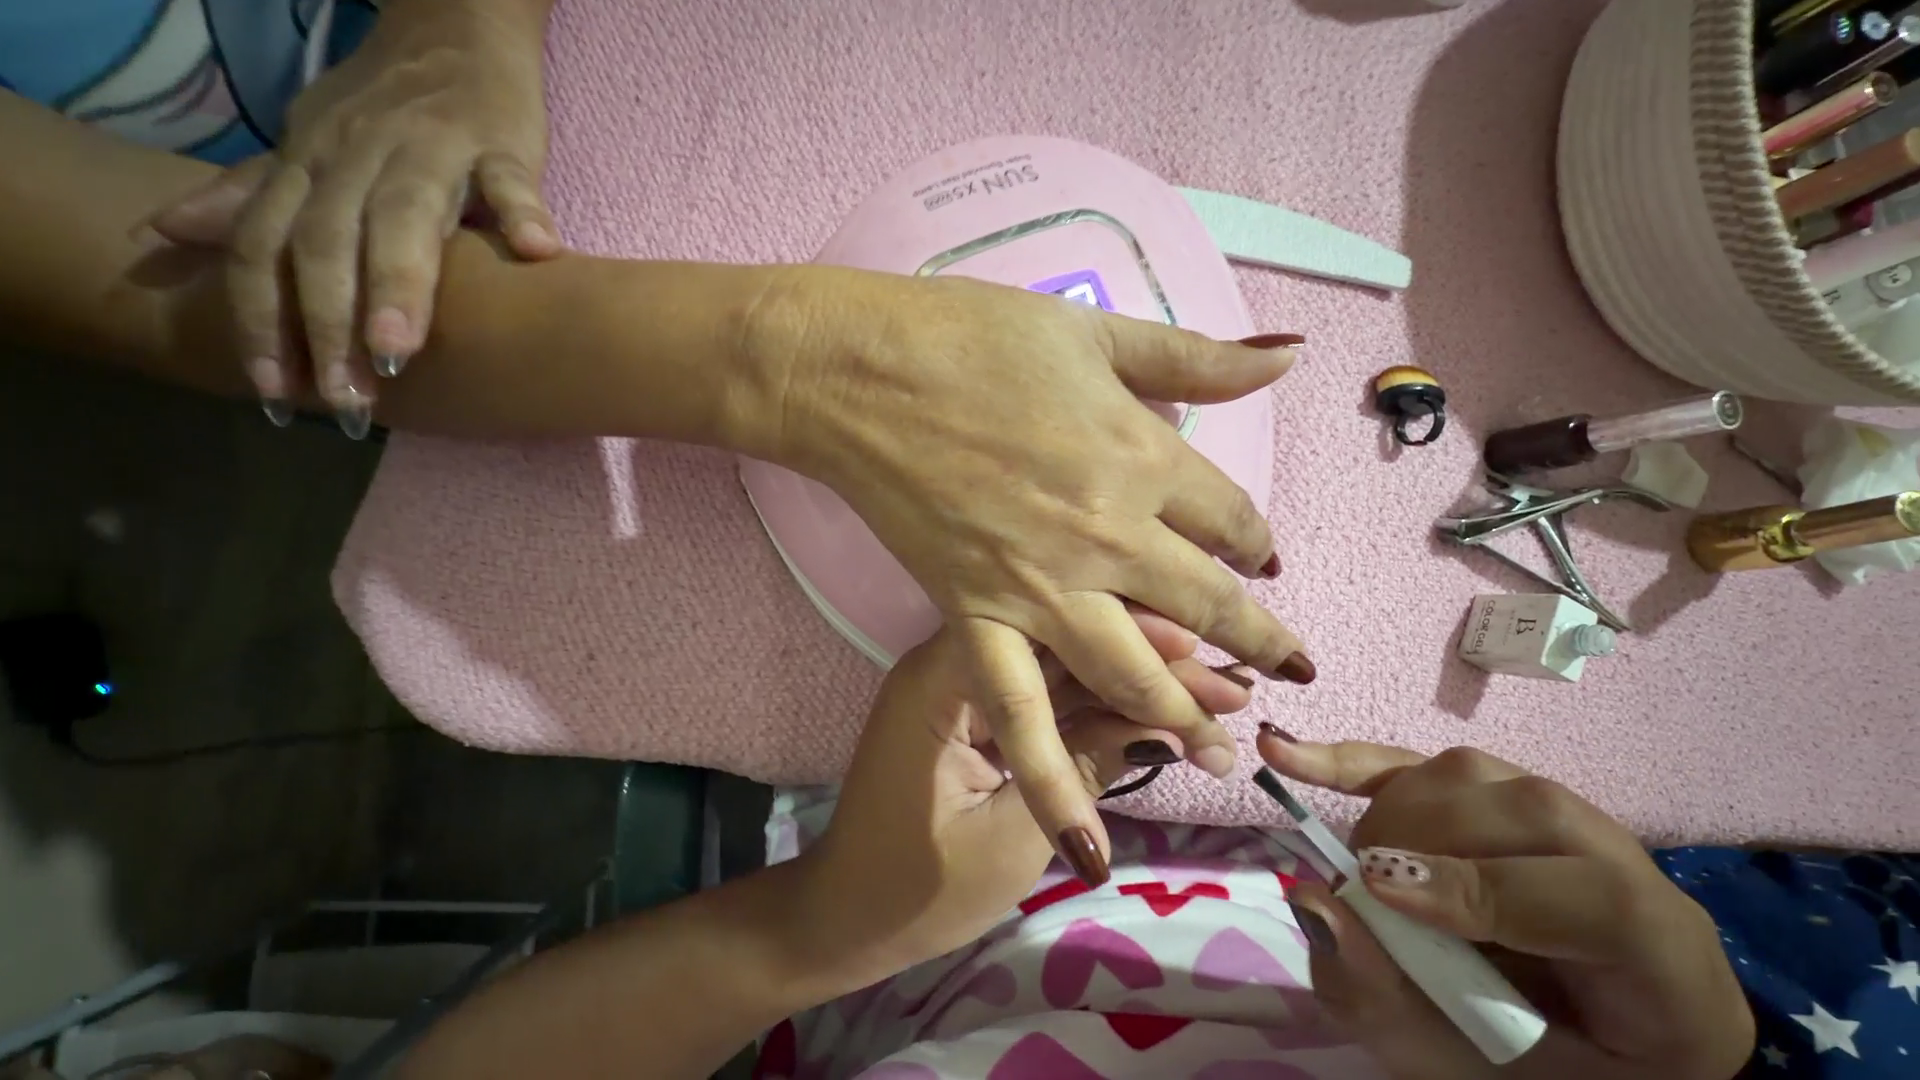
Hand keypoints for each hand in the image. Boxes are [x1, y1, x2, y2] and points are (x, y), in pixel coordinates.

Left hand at [150, 0, 560, 435]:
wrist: (456, 31)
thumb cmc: (392, 107)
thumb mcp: (314, 145)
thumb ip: (256, 192)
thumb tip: (171, 233)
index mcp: (314, 163)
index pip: (272, 245)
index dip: (266, 317)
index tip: (278, 390)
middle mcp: (359, 156)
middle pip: (330, 240)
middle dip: (329, 321)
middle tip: (347, 398)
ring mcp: (434, 147)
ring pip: (405, 214)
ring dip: (400, 281)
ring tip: (399, 350)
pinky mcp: (502, 143)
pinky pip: (510, 179)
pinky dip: (521, 211)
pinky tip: (537, 251)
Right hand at [762, 268, 1310, 886]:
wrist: (860, 372)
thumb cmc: (977, 337)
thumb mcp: (1098, 331)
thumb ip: (1197, 356)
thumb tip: (1290, 349)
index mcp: (1143, 457)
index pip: (1233, 520)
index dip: (1255, 542)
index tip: (1258, 556)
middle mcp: (1107, 537)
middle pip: (1206, 606)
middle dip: (1254, 638)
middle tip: (1288, 668)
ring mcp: (1042, 589)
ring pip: (1136, 672)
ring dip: (1188, 714)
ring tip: (1226, 750)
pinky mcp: (977, 618)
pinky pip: (1020, 715)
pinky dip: (1053, 785)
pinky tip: (1088, 851)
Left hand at [793, 611, 1255, 979]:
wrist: (849, 916)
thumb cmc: (920, 885)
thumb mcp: (1011, 834)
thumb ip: (1084, 767)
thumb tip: (1167, 722)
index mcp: (945, 680)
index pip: (1043, 631)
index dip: (1123, 632)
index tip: (1198, 643)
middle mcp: (959, 666)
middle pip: (1065, 650)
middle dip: (1150, 668)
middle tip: (1235, 684)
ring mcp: (973, 691)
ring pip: (1068, 676)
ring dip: (1139, 691)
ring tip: (1224, 701)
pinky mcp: (984, 718)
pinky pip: (1051, 703)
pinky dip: (1105, 714)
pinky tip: (1167, 720)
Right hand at [1258, 730, 1753, 1079]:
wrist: (1564, 1045)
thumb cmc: (1535, 1070)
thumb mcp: (1474, 1074)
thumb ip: (1395, 1006)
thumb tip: (1311, 900)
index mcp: (1665, 962)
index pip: (1598, 895)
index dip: (1484, 885)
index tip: (1380, 894)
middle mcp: (1626, 867)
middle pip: (1526, 811)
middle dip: (1418, 842)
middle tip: (1360, 896)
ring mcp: (1561, 817)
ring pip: (1471, 775)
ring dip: (1392, 812)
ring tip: (1361, 871)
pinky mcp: (1492, 797)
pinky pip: (1423, 764)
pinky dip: (1349, 762)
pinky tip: (1286, 753)